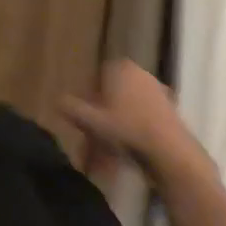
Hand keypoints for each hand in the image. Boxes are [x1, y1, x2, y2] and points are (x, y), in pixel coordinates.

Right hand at [61, 60, 195, 178]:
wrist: (170, 151)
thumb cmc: (127, 130)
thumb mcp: (92, 122)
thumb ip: (73, 109)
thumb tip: (56, 100)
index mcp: (120, 67)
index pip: (96, 80)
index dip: (89, 103)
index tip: (85, 126)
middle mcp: (139, 72)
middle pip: (113, 97)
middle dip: (102, 122)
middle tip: (95, 147)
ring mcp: (157, 90)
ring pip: (127, 111)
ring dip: (116, 131)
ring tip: (110, 158)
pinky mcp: (170, 109)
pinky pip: (143, 120)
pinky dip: (134, 134)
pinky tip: (130, 155)